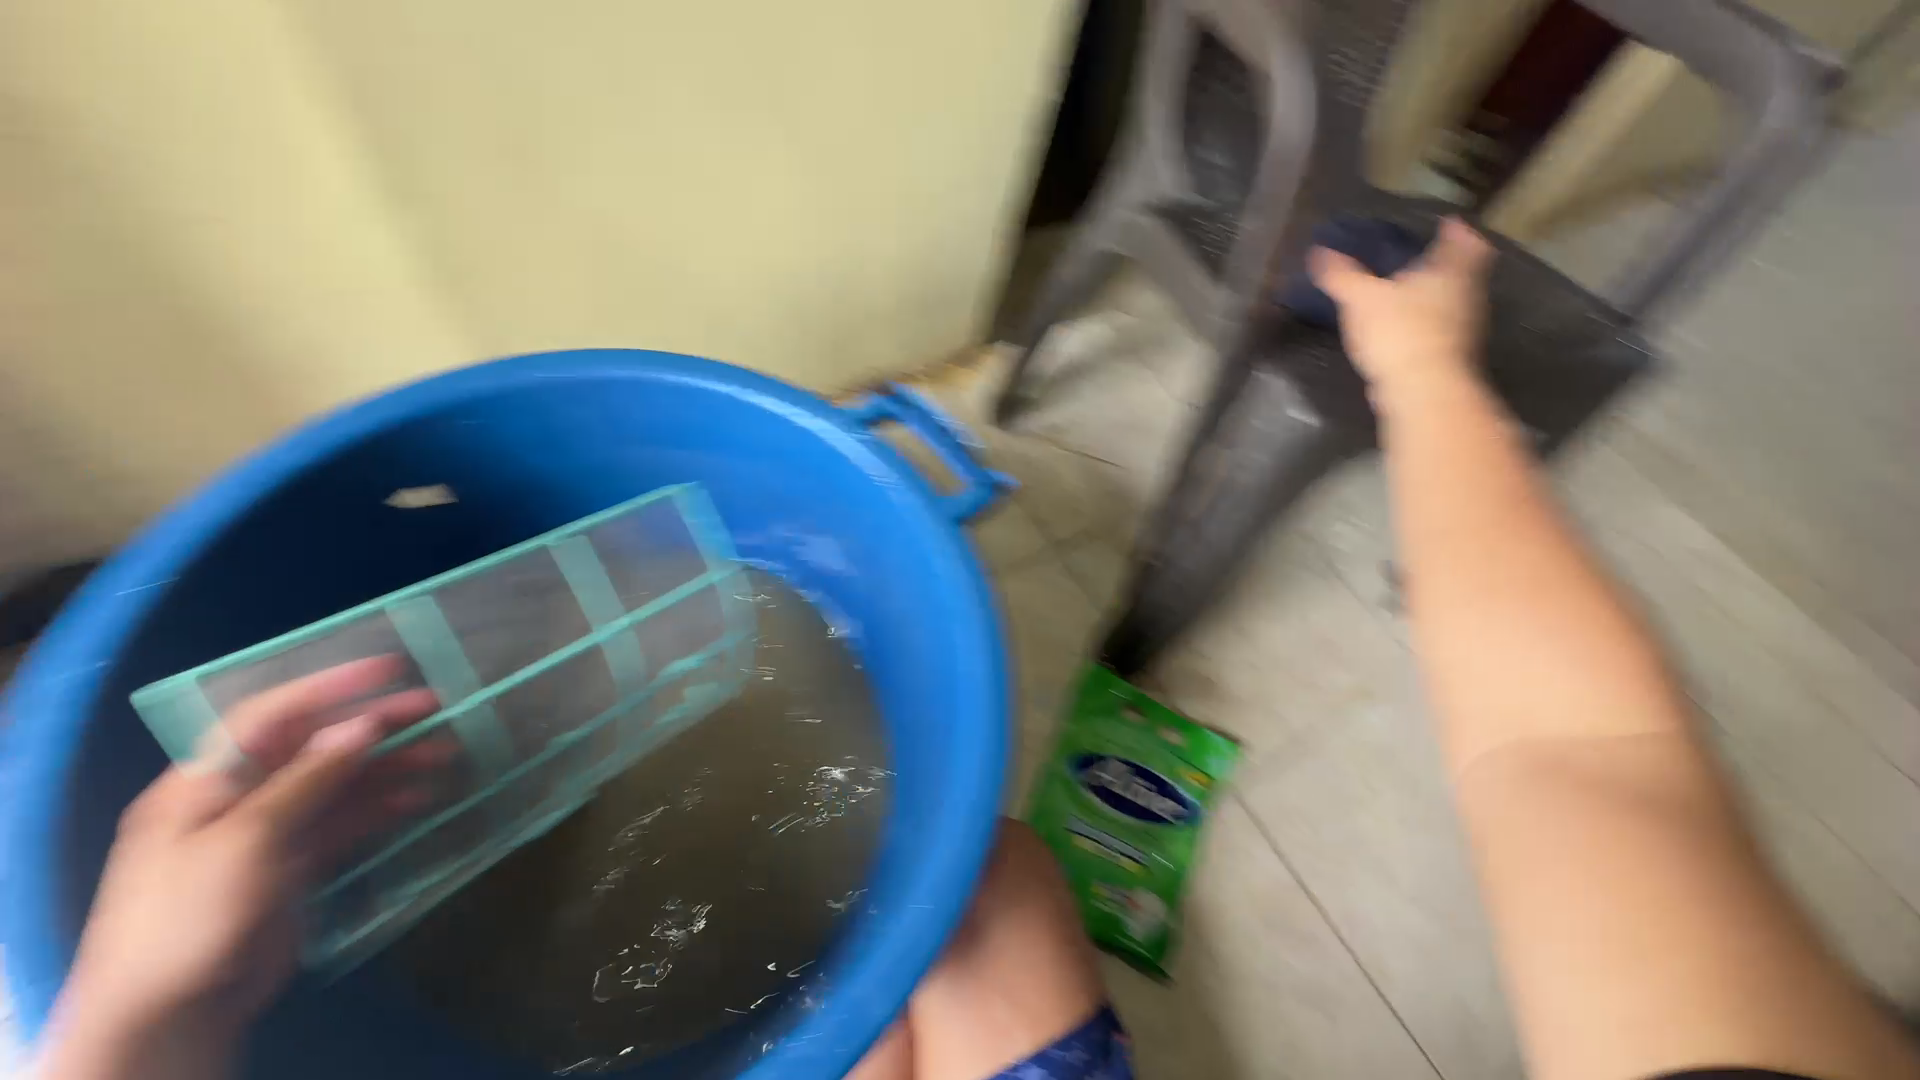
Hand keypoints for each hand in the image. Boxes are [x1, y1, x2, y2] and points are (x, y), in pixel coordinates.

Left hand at [40, 657, 445, 1078]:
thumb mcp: (247, 839)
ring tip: (446, 754)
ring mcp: (269, 831)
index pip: (273, 714)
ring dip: (391, 765)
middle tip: (438, 709)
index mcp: (207, 781)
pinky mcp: (294, 863)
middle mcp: (239, 797)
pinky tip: (421, 798)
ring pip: (341, 782)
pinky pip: (346, 821)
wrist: (171, 1012)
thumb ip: (307, 779)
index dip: (331, 686)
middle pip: (316, 745)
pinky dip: (383, 806)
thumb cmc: (192, 915)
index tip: (391, 669)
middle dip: (377, 725)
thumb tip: (361, 725)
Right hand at [1309, 217, 1495, 406]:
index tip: (1447, 224)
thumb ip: (1341, 275)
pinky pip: (1440, 329)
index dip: (1456, 231)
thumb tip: (1318, 251)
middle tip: (1427, 257)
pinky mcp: (1449, 356)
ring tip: (1412, 293)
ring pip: (1453, 301)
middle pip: (1464, 271)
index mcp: (1450, 273)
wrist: (1421, 390)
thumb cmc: (1398, 333)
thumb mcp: (1360, 299)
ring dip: (1436, 296)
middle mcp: (1465, 296)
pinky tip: (1405, 329)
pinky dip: (1426, 324)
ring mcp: (1462, 328)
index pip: (1464, 241)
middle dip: (1446, 263)